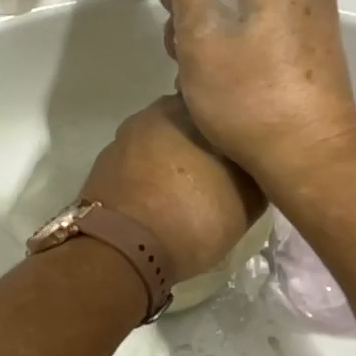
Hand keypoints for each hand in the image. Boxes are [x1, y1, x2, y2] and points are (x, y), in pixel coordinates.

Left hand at [80, 96, 264, 286]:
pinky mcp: (100, 172)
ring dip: (171, 164)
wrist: (120, 252)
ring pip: (156, 147)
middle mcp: (146, 116)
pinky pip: (134, 170)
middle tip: (221, 172)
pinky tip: (158, 203)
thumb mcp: (247, 198)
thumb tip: (255, 163)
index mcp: (183, 109)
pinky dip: (147, 182)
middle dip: (200, 144)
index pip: (218, 104)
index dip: (233, 125)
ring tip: (189, 192)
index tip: (246, 147)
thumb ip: (255, 170)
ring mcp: (118, 144)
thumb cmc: (191, 216)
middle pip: (184, 126)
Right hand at [155, 0, 355, 190]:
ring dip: (211, 33)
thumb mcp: (201, 27)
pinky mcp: (311, 40)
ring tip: (206, 73)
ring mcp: (311, 9)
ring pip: (238, 4)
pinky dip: (236, 46)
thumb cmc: (245, 90)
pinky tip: (231, 78)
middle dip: (195, 12)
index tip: (175, 31)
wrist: (304, 152)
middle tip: (188, 57)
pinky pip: (258, 25)